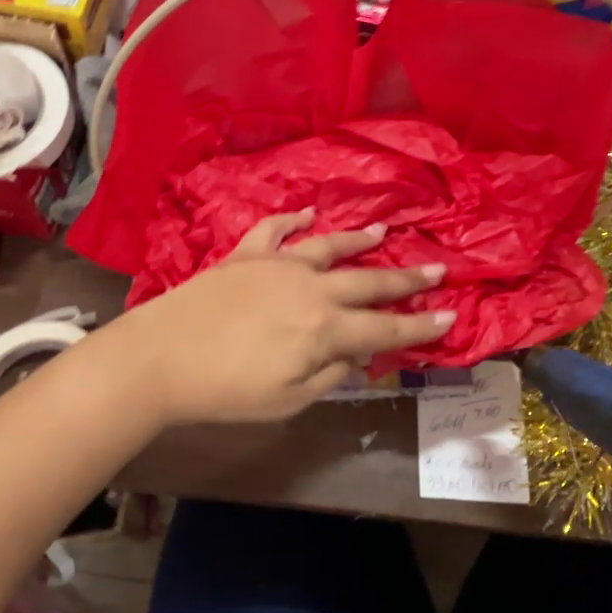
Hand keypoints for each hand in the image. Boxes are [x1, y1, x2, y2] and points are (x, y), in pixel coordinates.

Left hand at [82, 210, 454, 426]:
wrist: (160, 357)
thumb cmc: (226, 390)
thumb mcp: (288, 400)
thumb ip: (329, 376)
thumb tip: (356, 358)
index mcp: (325, 329)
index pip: (384, 329)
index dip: (420, 327)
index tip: (451, 317)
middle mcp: (310, 289)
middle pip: (368, 282)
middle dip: (406, 279)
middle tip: (437, 269)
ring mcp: (277, 265)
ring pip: (329, 247)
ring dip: (359, 240)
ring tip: (385, 232)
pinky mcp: (244, 255)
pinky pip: (275, 230)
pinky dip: (294, 219)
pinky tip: (309, 212)